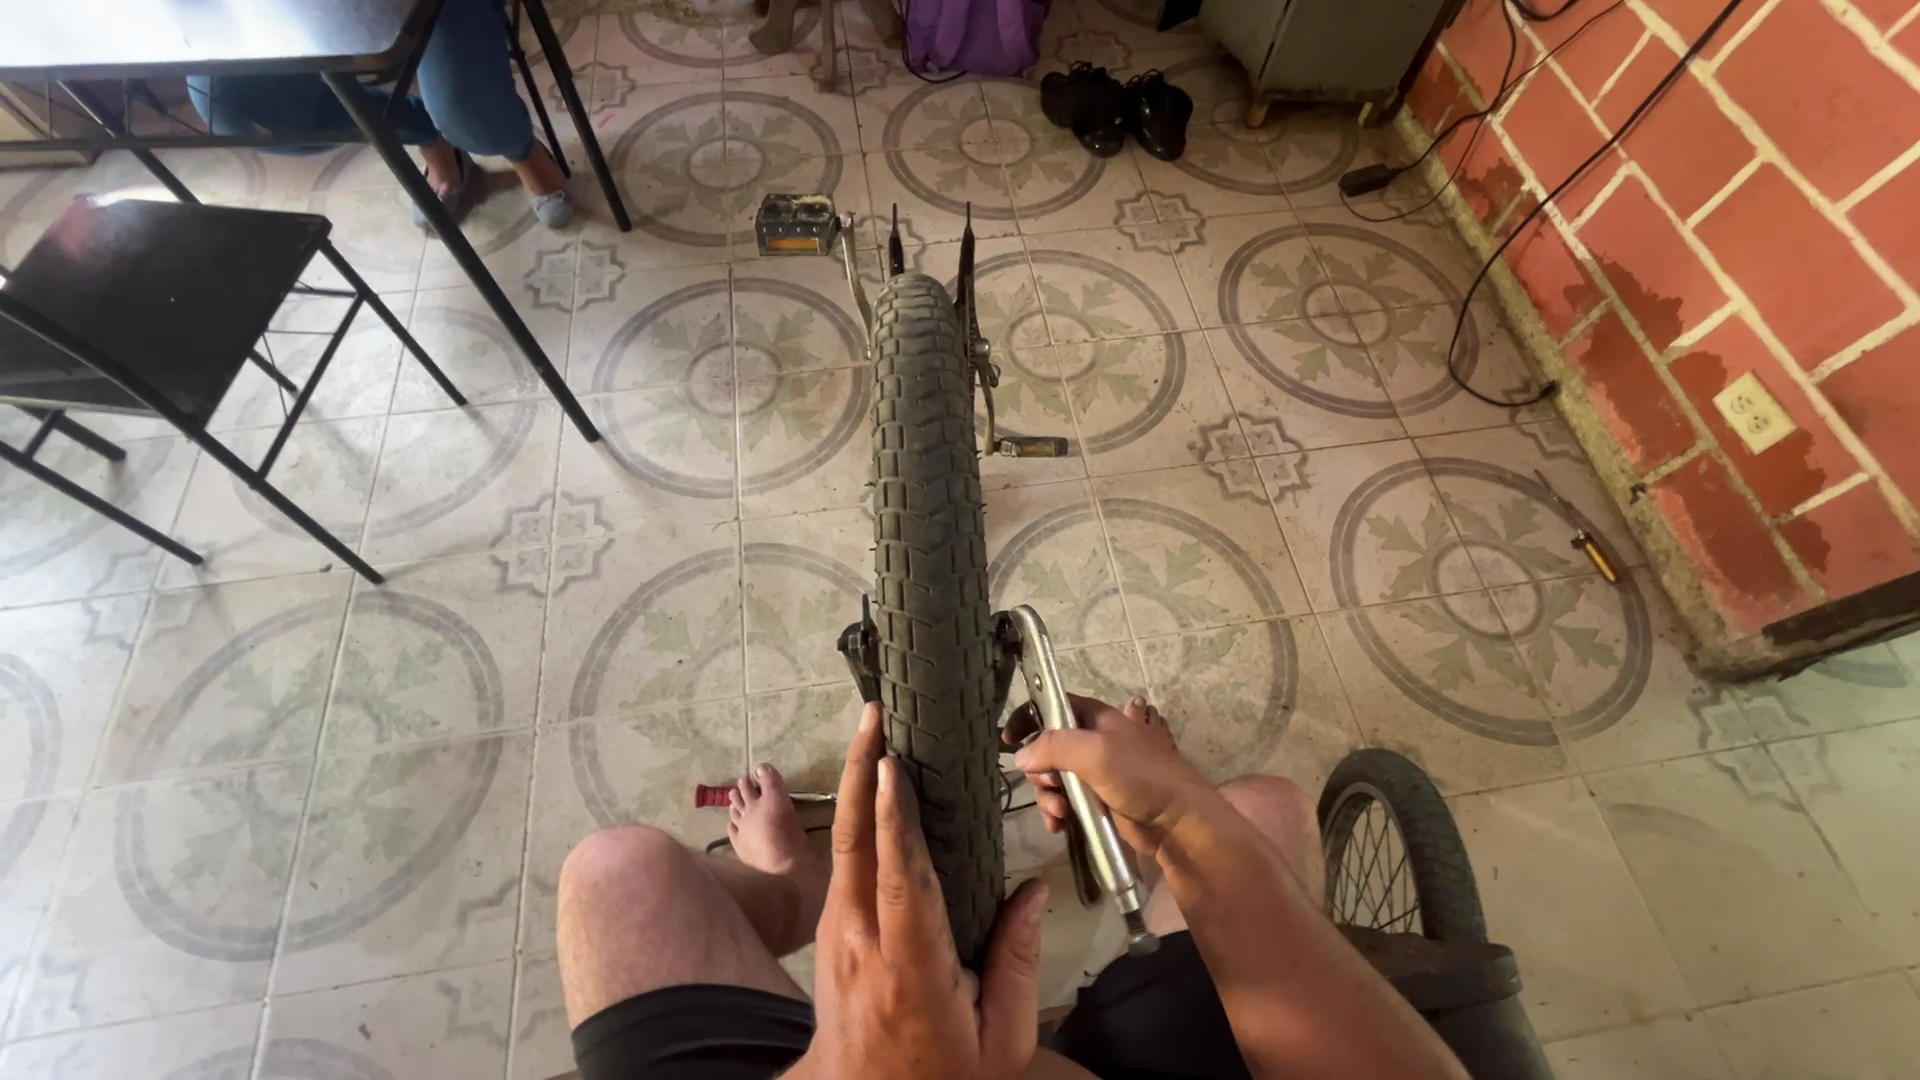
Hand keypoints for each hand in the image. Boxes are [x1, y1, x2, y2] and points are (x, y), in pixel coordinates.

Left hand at [788, 702, 1050, 1079]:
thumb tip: (1031, 891)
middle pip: (854, 842)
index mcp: (911, 968)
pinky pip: (844, 856)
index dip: (896, 819)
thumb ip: (1017, 962)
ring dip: (855, 781)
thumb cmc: (938, 1072)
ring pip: (842, 841)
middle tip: (872, 716)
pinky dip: (856, 810)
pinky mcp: (830, 924)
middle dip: (861, 771)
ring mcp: (836, 929)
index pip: (901, 881)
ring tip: (871, 731)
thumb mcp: (1001, 1041)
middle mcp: (861, 939)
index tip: (894, 766)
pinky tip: (870, 782)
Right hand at [1003, 694, 1211, 857]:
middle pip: (1046, 747)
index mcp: (1095, 718)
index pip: (1052, 706)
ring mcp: (1094, 772)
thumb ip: (1053, 746)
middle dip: (1039, 770)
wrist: (1177, 822)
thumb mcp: (1095, 752)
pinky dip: (1057, 812)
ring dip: (1047, 796)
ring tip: (1058, 813)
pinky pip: (1065, 801)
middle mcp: (1092, 740)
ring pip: (1053, 778)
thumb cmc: (1140, 775)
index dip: (1028, 718)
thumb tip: (1021, 756)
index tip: (1008, 740)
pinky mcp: (1097, 800)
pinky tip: (1059, 826)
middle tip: (1049, 786)